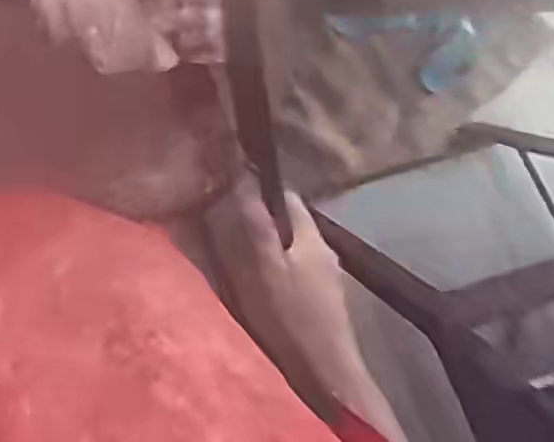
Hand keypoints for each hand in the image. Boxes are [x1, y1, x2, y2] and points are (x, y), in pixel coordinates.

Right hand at [229, 178, 407, 440]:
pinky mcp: (322, 298)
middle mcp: (324, 251)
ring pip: (292, 242)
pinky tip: (257, 270)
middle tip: (227, 212)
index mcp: (313, 237)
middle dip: (261, 212)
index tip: (231, 181)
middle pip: (289, 219)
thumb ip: (256, 222)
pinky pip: (294, 263)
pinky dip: (276, 259)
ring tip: (236, 239)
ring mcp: (326, 276)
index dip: (259, 183)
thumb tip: (243, 176)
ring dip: (269, 238)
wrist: (325, 377)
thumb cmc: (291, 315)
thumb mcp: (265, 265)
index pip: (286, 194)